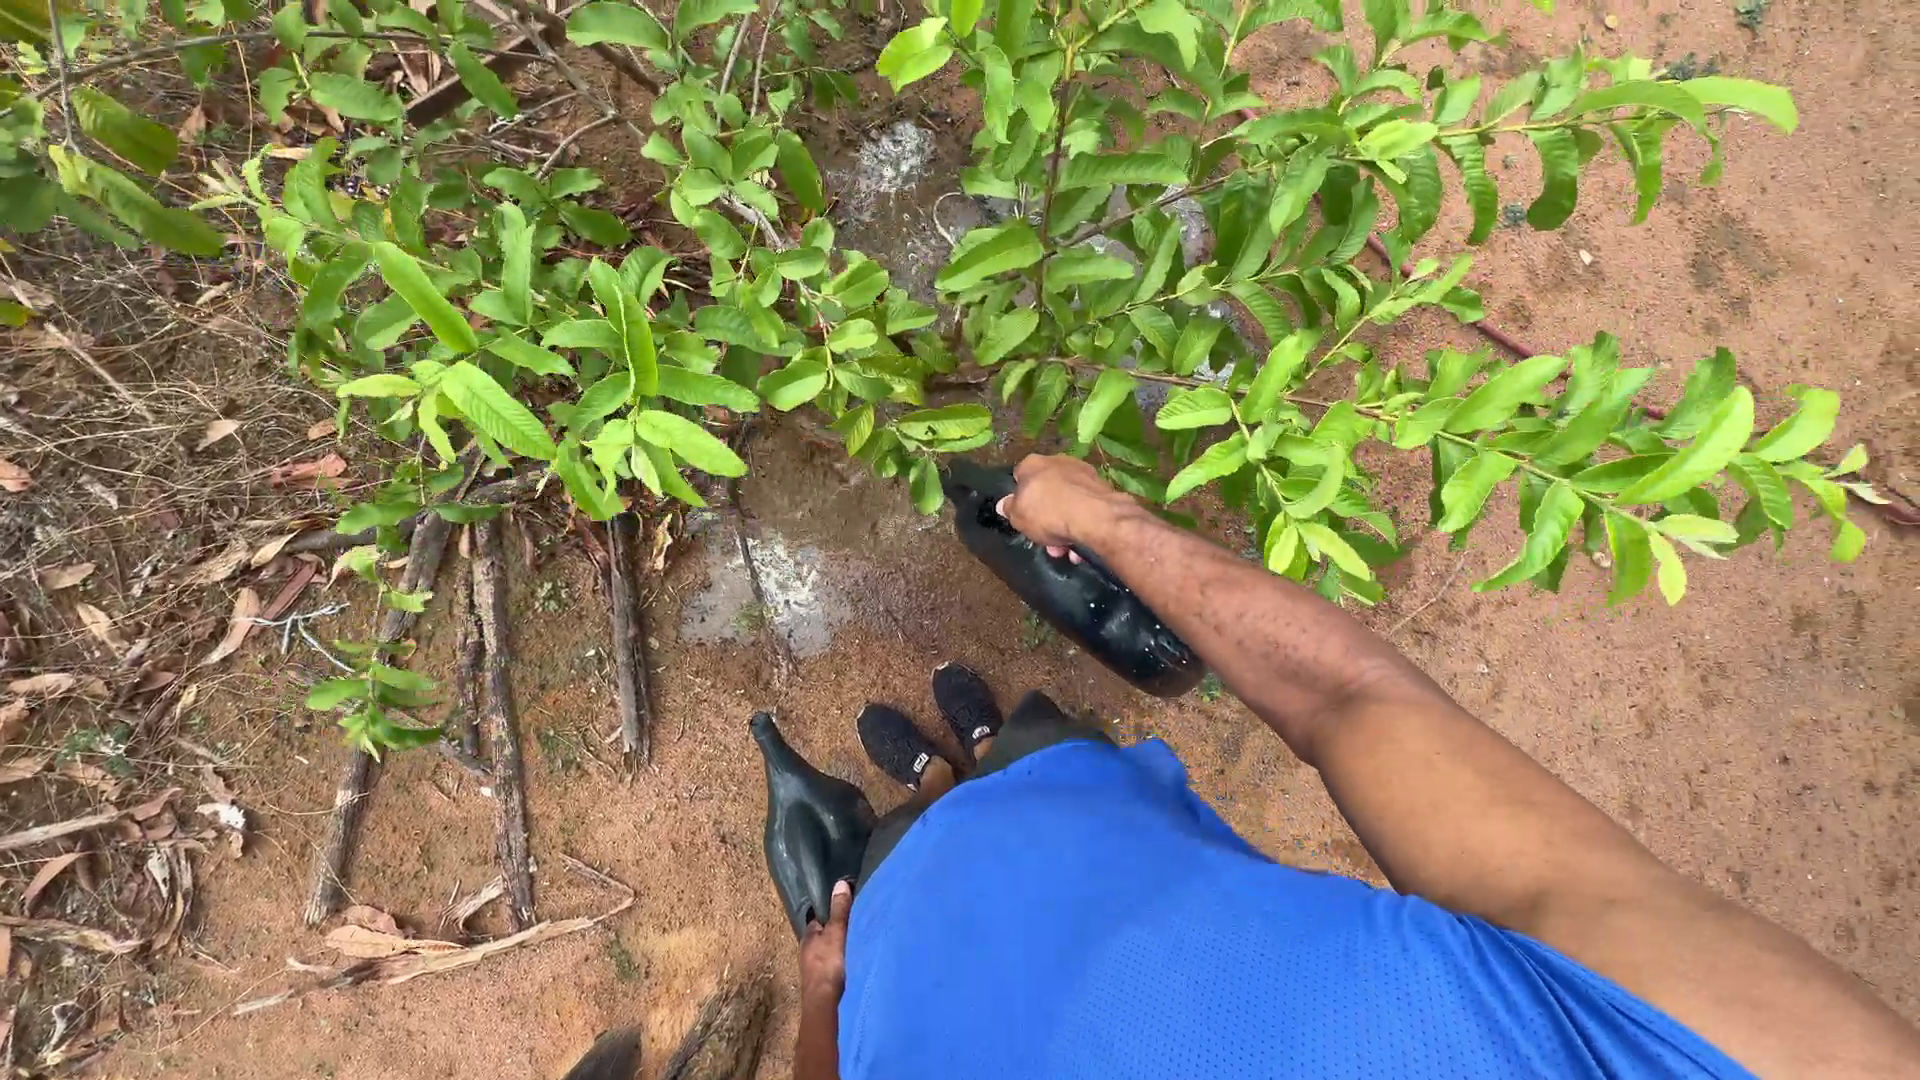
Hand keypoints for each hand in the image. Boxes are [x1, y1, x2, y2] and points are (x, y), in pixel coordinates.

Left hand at [799, 879, 851, 1003]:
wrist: (825, 1004)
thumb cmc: (829, 964)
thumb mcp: (837, 932)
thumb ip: (839, 909)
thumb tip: (840, 882)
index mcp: (808, 937)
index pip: (818, 919)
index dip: (830, 912)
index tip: (845, 906)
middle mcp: (807, 952)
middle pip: (823, 936)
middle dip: (836, 932)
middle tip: (854, 924)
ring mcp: (813, 970)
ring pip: (828, 953)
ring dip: (839, 949)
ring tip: (856, 943)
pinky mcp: (822, 985)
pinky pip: (833, 967)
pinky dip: (841, 963)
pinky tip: (852, 964)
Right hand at [995, 454, 1141, 555]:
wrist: (1094, 517)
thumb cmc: (1048, 513)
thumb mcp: (1018, 517)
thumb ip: (1010, 509)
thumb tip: (1004, 504)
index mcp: (1032, 464)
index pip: (1020, 477)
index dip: (1020, 498)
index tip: (1023, 516)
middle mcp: (1058, 462)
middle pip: (1046, 492)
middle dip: (1045, 518)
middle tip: (1045, 540)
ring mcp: (1083, 473)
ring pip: (1067, 502)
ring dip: (1064, 526)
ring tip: (1065, 550)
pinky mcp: (1103, 488)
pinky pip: (1085, 509)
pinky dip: (1082, 525)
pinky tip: (1081, 546)